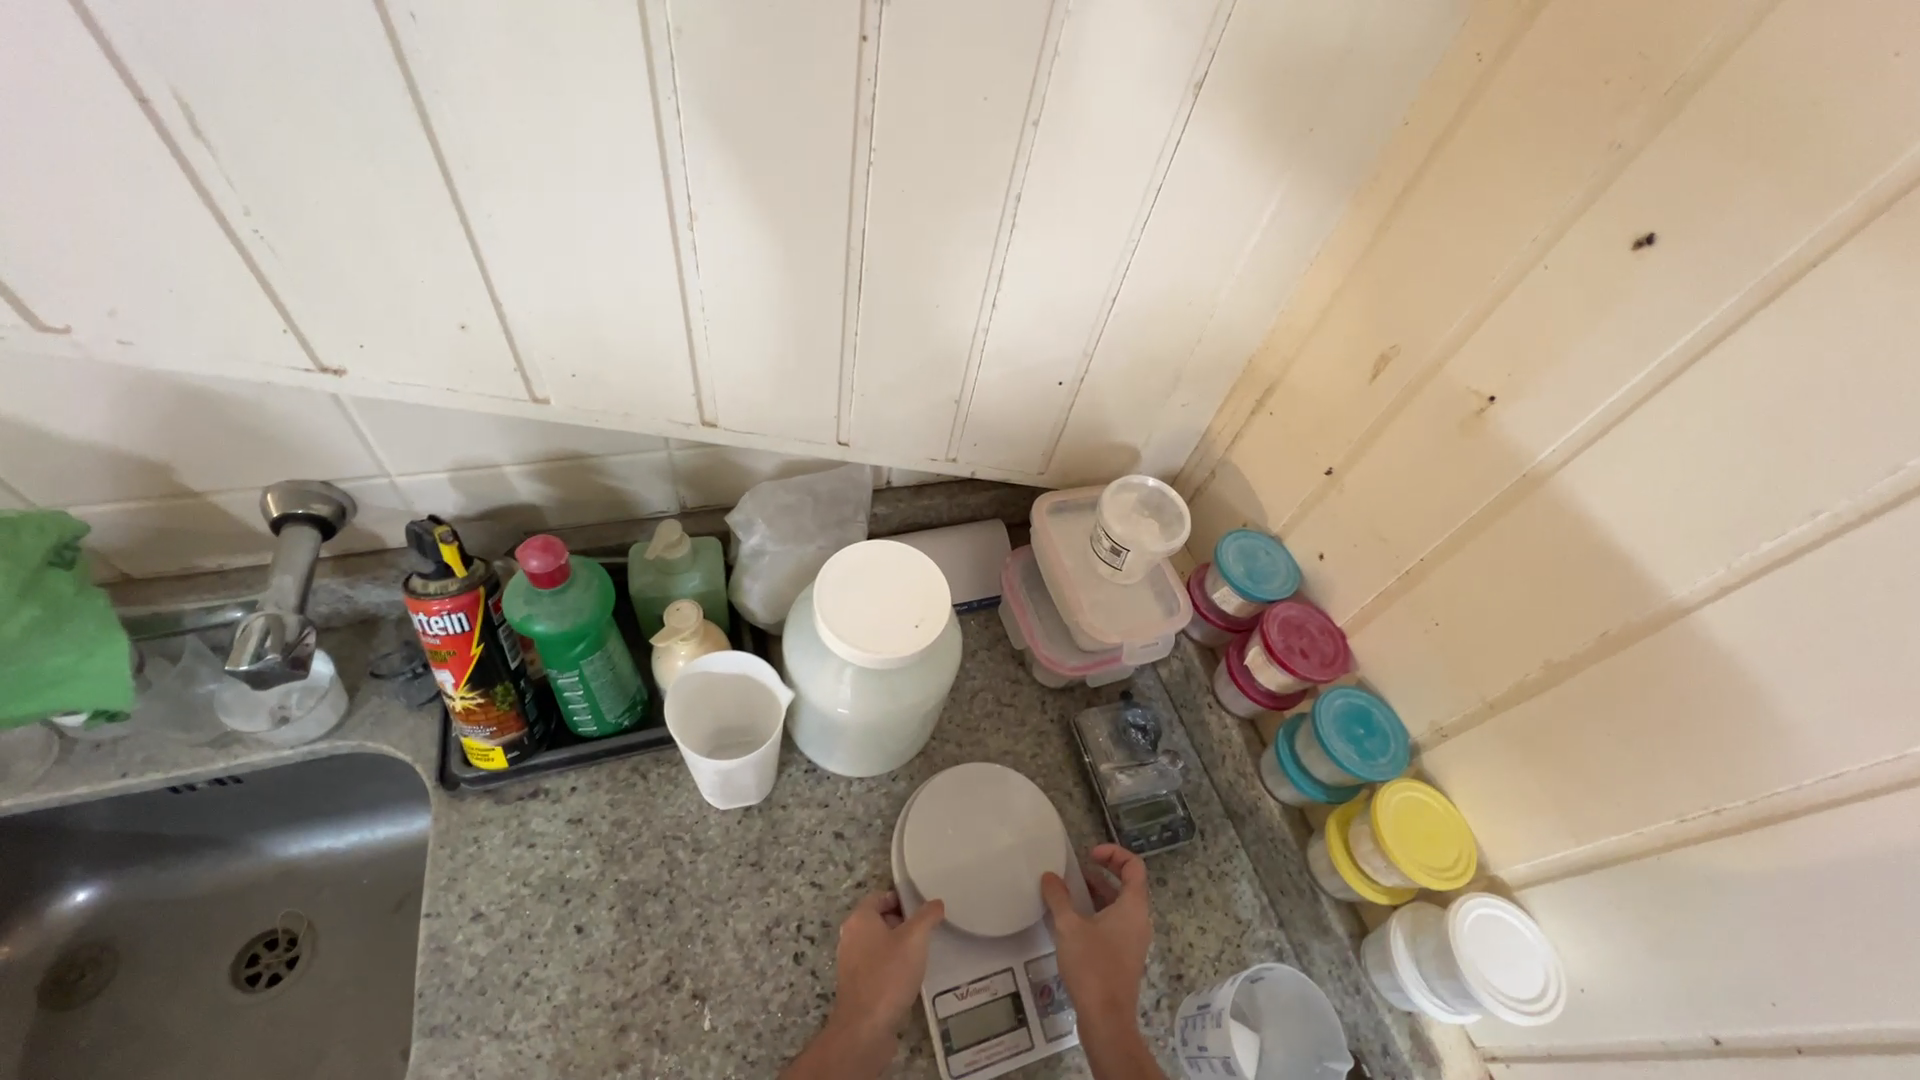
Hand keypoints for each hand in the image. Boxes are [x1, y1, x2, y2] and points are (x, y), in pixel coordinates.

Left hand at [784, 891, 944, 1079]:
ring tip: (921, 954)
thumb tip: (935, 903)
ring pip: (877, 944)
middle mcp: (850, 937)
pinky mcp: (856, 986)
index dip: (901, 898)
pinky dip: (891, 966)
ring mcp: (851, 963)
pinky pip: (876, 966)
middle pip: (878, 919)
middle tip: (925, 930)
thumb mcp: (914, 939)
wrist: (865, 1028)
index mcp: (859, 919)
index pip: (879, 896)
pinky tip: (909, 977)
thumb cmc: (888, 975)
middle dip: (902, 922)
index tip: (922, 909)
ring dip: (898, 946)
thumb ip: (927, 916)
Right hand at [1040, 844, 1151, 1036]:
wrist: (1106, 1019)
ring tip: (1069, 890)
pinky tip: (1071, 921)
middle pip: (1127, 884)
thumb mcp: (1069, 927)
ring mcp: (1133, 940)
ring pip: (1118, 905)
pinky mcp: (1124, 956)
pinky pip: (1114, 923)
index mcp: (1133, 906)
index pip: (1134, 866)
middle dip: (1102, 871)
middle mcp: (1139, 920)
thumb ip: (1059, 898)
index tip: (1089, 854)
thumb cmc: (1092, 966)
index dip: (1114, 853)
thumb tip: (1049, 877)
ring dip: (1097, 893)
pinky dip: (1097, 913)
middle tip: (1077, 868)